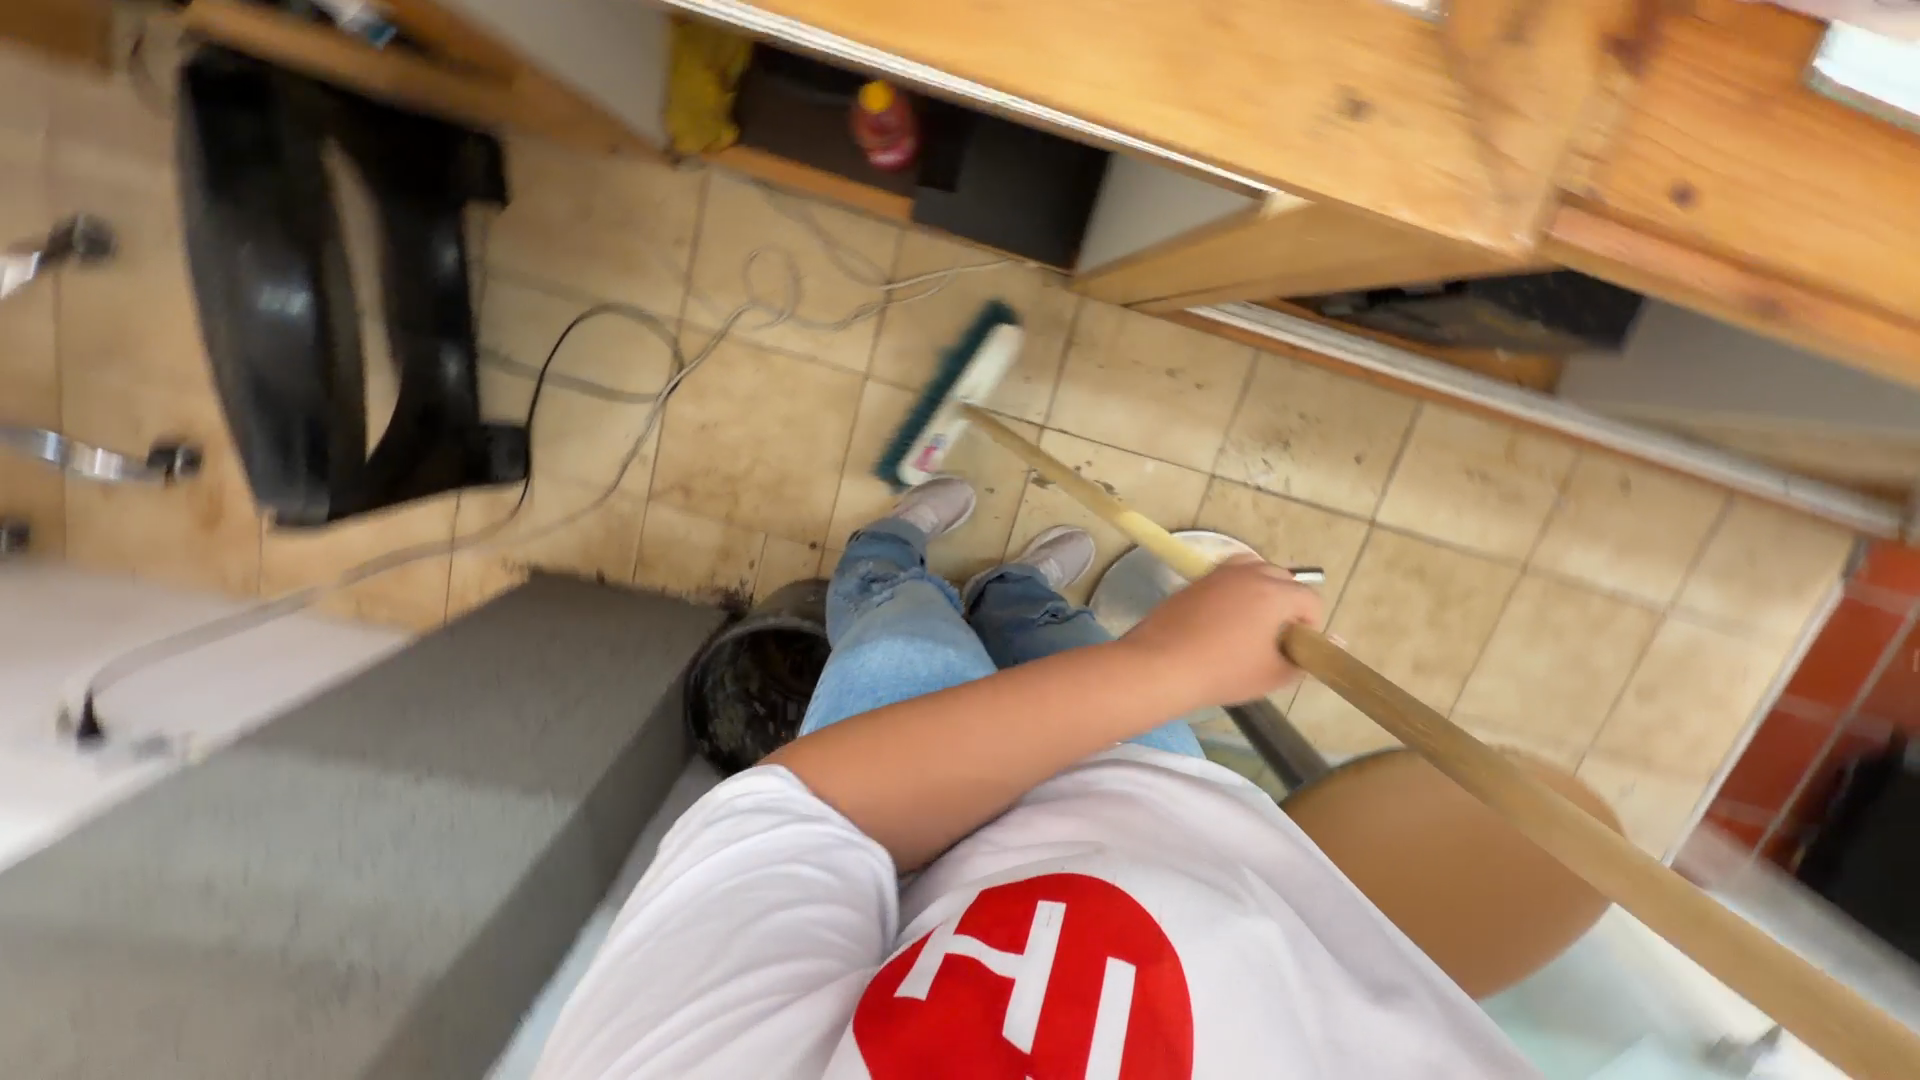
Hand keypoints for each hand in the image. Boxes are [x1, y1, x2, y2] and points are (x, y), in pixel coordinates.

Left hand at [1119, 555, 1323, 707]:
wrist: (1161, 665)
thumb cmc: (1224, 672)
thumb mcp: (1273, 674)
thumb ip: (1306, 659)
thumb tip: (1333, 644)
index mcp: (1274, 592)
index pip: (1309, 599)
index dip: (1309, 625)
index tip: (1295, 648)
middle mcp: (1247, 574)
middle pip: (1282, 578)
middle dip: (1286, 602)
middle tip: (1275, 636)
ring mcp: (1217, 574)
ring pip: (1252, 570)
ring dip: (1260, 589)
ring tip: (1251, 623)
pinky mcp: (1194, 582)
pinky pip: (1225, 578)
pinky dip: (1233, 591)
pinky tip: (1222, 620)